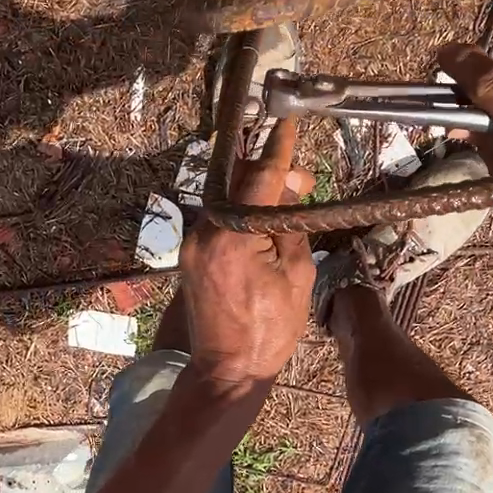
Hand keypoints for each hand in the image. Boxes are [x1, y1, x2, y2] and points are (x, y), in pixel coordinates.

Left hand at [178, 120, 316, 390]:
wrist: (227, 370)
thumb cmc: (268, 331)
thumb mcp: (296, 276)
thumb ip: (291, 228)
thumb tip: (287, 198)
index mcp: (232, 237)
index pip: (259, 178)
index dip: (278, 150)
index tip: (288, 122)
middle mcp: (204, 235)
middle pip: (237, 184)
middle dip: (269, 175)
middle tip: (302, 182)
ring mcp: (192, 248)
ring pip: (225, 202)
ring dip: (254, 196)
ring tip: (286, 203)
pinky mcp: (190, 261)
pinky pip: (217, 224)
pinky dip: (239, 216)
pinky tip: (261, 223)